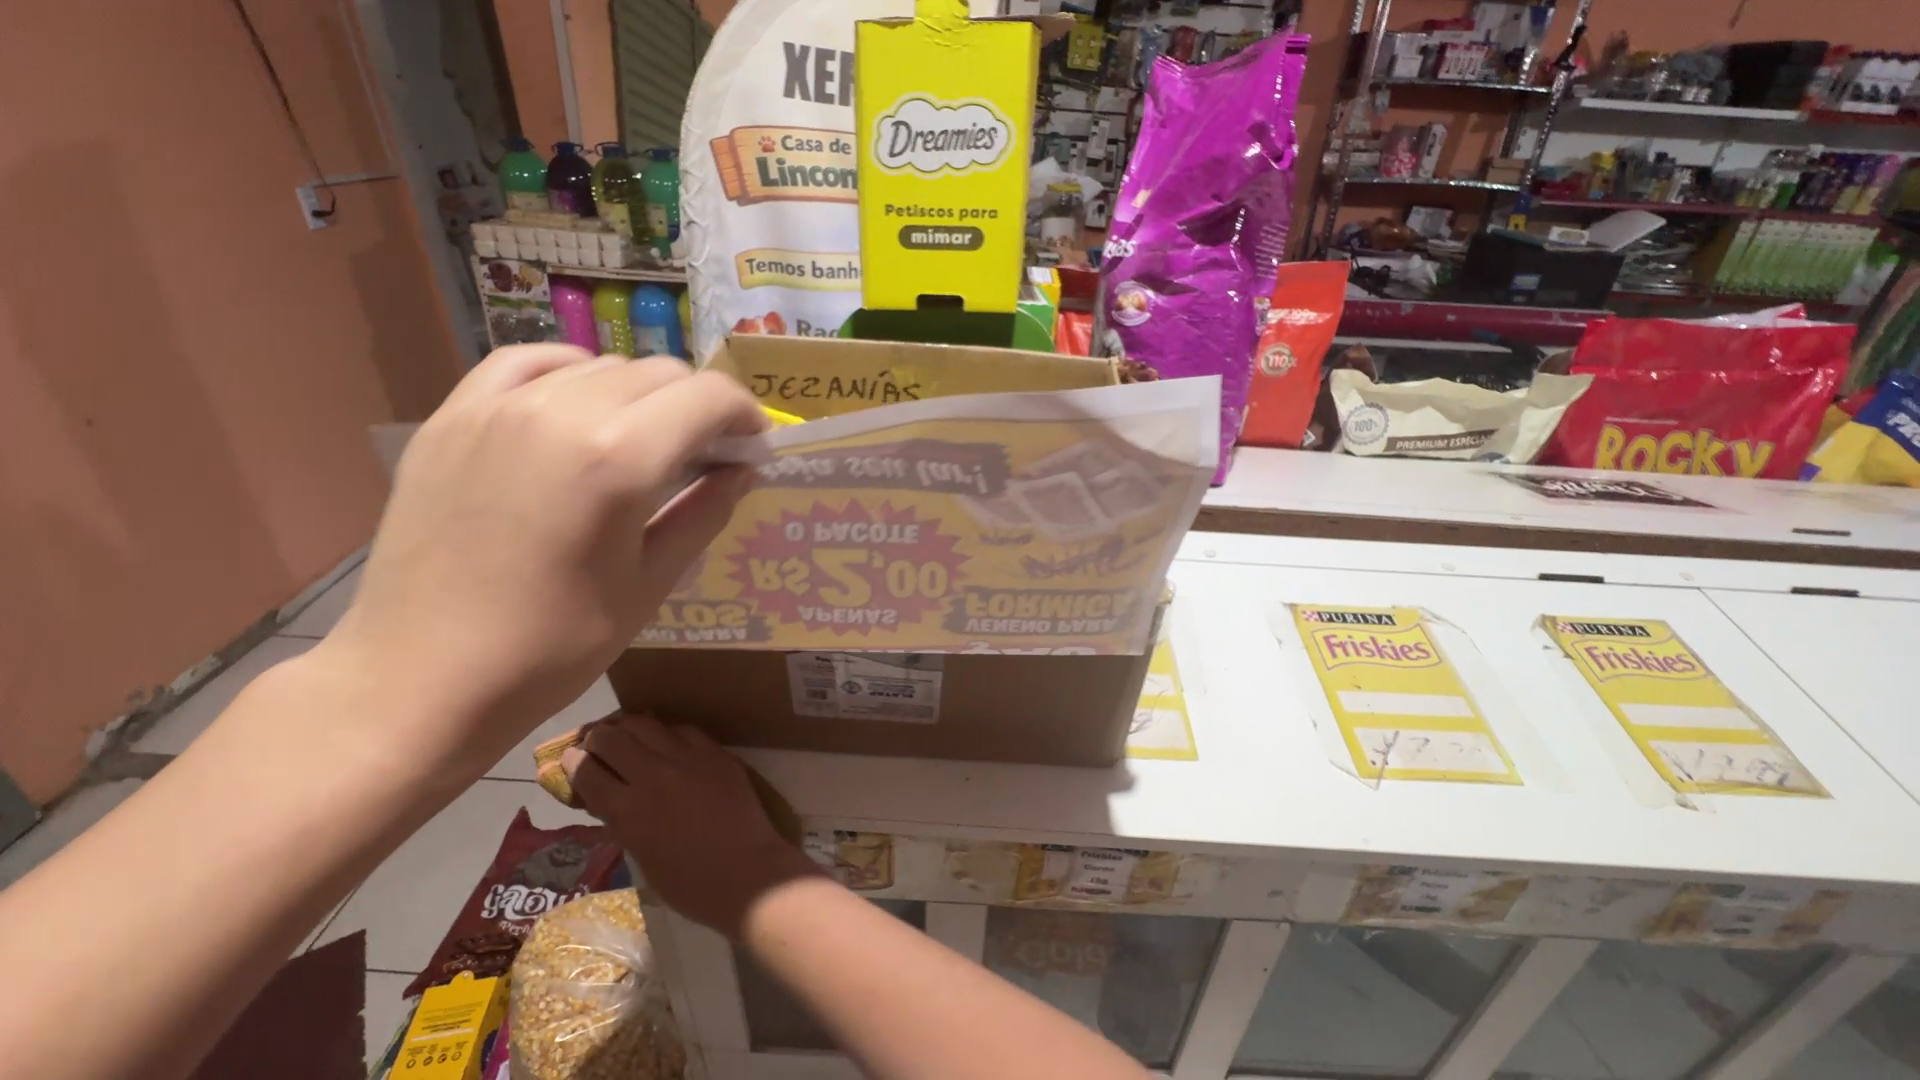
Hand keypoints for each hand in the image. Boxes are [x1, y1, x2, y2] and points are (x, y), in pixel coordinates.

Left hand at [323, 345, 765, 772]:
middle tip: (704, 454)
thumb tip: (741, 470)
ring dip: (639, 394)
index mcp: (619, 459)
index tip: (752, 447)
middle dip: (698, 406)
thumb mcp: (648, 585)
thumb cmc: (552, 648)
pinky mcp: (453, 417)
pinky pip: (524, 363)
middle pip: (659, 373)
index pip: (707, 398)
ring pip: (599, 366)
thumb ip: (702, 514)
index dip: (744, 415)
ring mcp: (498, 407)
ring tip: (640, 441)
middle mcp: (562, 411)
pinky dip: (567, 374)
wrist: (422, 677)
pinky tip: (575, 406)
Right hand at [565, 714, 820, 936]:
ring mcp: (687, 760)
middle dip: (596, 736)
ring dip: (628, 725)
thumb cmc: (689, 883)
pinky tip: (666, 738)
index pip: (586, 772)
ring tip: (624, 730)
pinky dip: (667, 732)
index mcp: (627, 810)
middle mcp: (652, 776)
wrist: (747, 874)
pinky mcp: (715, 753)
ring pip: (646, 724)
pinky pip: (683, 730)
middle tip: (595, 740)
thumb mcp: (641, 855)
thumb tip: (607, 798)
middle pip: (612, 738)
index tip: (571, 757)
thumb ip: (622, 821)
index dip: (573, 761)